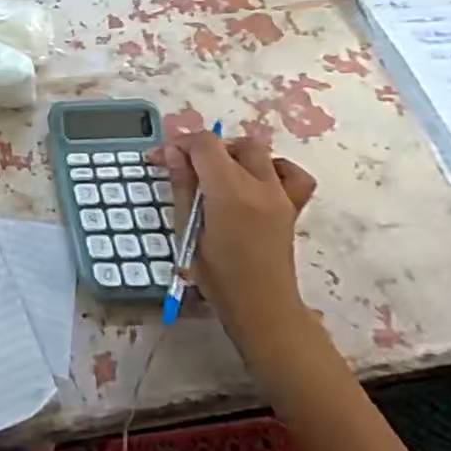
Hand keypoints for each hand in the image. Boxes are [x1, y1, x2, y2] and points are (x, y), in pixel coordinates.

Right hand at [149, 132, 315, 337]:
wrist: (260, 306)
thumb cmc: (216, 273)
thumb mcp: (186, 228)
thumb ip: (182, 185)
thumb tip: (171, 153)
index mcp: (230, 192)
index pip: (205, 145)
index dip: (179, 144)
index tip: (158, 158)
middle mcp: (260, 187)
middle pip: (231, 144)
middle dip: (203, 148)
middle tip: (182, 165)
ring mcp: (281, 195)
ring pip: (259, 153)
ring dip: (234, 153)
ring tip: (216, 171)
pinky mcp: (292, 206)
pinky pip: (291, 173)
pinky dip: (272, 167)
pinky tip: (254, 179)